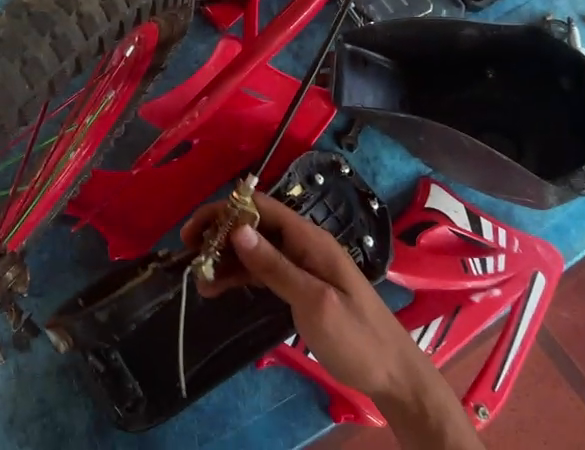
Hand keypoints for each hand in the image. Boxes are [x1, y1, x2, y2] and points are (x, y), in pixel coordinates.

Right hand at [181, 191, 429, 407]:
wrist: (395, 377)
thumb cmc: (358, 338)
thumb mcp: (314, 302)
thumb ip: (275, 266)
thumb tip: (236, 229)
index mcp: (309, 239)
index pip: (258, 207)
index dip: (223, 213)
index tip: (194, 232)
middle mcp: (303, 244)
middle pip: (252, 226)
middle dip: (218, 235)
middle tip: (188, 255)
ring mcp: (302, 264)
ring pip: (253, 249)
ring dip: (224, 259)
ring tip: (199, 281)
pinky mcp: (300, 285)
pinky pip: (262, 270)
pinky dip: (238, 276)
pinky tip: (218, 289)